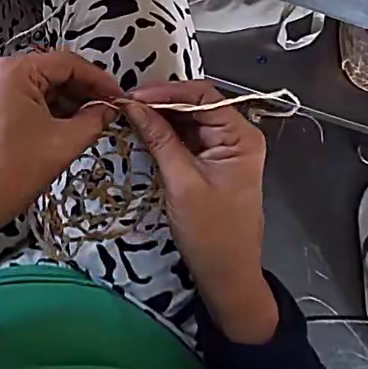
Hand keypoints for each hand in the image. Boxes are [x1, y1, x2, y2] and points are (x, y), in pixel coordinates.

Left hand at [0, 51, 119, 285]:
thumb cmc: (7, 175)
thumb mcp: (64, 143)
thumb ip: (94, 119)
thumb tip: (109, 109)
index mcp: (15, 71)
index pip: (69, 64)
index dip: (100, 80)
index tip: (119, 95)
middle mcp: (1, 72)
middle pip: (56, 72)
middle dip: (86, 91)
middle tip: (110, 108)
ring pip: (45, 86)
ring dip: (71, 101)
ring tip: (94, 120)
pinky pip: (31, 98)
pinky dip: (53, 110)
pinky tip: (72, 126)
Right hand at [124, 81, 279, 343]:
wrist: (227, 276)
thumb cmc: (210, 233)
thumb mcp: (181, 182)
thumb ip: (159, 138)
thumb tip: (133, 105)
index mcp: (241, 135)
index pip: (203, 96)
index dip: (167, 91)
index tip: (133, 95)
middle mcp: (238, 133)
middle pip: (197, 103)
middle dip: (162, 101)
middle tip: (126, 103)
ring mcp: (226, 146)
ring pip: (190, 117)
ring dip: (162, 114)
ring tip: (130, 112)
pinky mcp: (213, 158)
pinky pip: (189, 134)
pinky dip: (167, 130)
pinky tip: (145, 127)